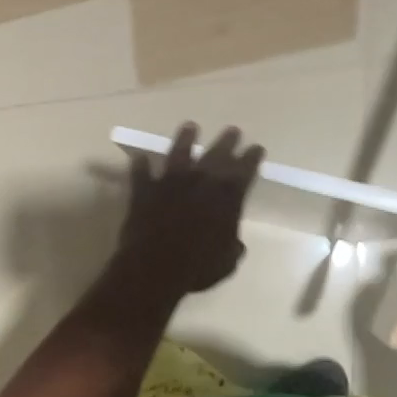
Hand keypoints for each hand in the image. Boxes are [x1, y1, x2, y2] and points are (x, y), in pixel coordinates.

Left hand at [115, 123, 264, 294]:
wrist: (155, 268)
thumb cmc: (197, 268)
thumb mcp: (226, 263)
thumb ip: (233, 248)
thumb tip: (236, 244)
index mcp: (228, 194)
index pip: (247, 167)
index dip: (253, 157)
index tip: (256, 149)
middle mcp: (201, 178)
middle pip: (218, 151)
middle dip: (227, 140)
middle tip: (232, 131)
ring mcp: (171, 180)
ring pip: (180, 150)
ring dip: (186, 138)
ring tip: (190, 127)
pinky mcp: (144, 189)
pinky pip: (141, 172)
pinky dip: (140, 166)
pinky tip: (139, 159)